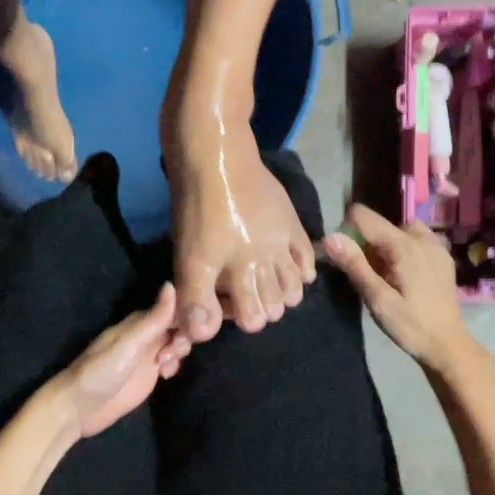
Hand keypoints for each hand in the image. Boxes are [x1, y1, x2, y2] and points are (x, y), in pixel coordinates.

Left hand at [46, 284, 192, 437]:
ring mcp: (147, 355)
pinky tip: (165, 376)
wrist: (80, 408)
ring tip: (164, 366)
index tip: (190, 329)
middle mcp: (145, 335)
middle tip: (170, 353)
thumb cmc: (101, 372)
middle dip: (183, 337)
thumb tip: (171, 284)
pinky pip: (170, 363)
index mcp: (137, 322)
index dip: (184, 316)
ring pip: (175, 344)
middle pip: (177, 326)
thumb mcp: (129, 344)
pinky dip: (173, 366)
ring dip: (179, 352)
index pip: (170, 308)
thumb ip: (153, 319)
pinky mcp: (148, 375)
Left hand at [166, 126, 316, 341]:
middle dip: (264, 309)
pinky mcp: (290, 220)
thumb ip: (197, 299)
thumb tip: (204, 336)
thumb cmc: (198, 212)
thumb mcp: (189, 258)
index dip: (243, 320)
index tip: (231, 313)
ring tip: (273, 294)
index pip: (254, 316)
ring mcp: (284, 240)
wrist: (216, 158)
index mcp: (244, 274)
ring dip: (285, 293)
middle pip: (276, 301)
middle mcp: (270, 262)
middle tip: (251, 304)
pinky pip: (306, 253)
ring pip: (294, 281)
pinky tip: (298, 275)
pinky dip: (304, 269)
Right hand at [321, 204, 482, 375]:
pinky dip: (403, 249)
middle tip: (368, 274)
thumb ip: (354, 265)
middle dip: (367, 241)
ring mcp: (436, 246)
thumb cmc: (410, 325)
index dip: (346, 230)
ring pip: (399, 230)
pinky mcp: (442, 257)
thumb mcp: (377, 298)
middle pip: (382, 223)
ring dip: (386, 244)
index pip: (364, 216)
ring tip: (385, 272)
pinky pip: (416, 240)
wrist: (448, 344)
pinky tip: (403, 274)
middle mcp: (422, 238)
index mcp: (404, 246)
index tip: (344, 255)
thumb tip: (329, 237)